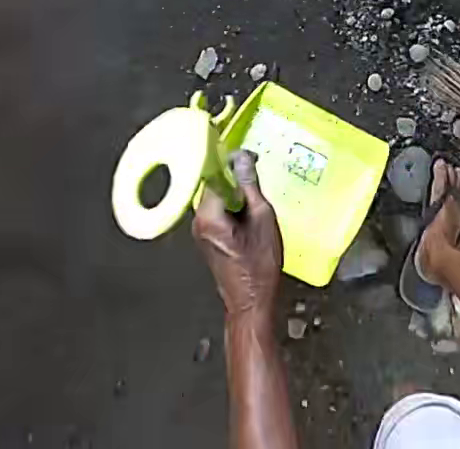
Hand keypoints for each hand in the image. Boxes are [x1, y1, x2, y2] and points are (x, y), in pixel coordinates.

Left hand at [192, 150, 282, 319]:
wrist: (251, 303)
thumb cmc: (259, 264)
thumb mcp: (262, 218)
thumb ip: (250, 185)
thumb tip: (242, 157)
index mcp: (207, 215)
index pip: (214, 174)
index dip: (232, 162)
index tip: (250, 157)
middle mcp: (197, 220)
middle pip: (214, 184)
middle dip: (235, 177)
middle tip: (257, 173)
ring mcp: (200, 229)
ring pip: (217, 196)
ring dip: (235, 191)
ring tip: (256, 193)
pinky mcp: (207, 236)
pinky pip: (217, 209)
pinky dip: (232, 204)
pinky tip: (249, 209)